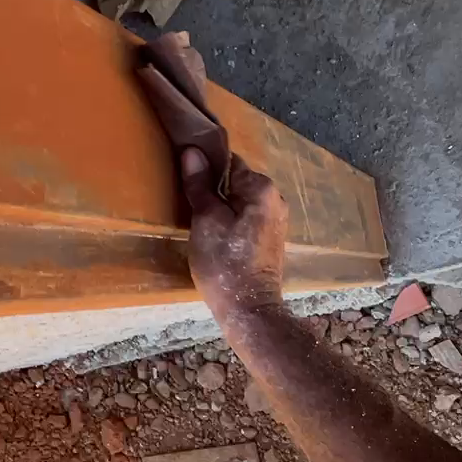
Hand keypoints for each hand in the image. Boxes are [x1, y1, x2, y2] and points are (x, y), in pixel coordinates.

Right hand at [180, 147, 287, 320]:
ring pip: (240, 201)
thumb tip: (192, 152)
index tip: (186, 178)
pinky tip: (216, 235)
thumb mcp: (205, 221)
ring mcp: (276, 220)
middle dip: (214, 189)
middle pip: (236, 181)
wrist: (248, 309)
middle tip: (190, 203)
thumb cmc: (224, 263)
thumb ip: (199, 185)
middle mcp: (276, 199)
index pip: (229, 161)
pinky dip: (231, 221)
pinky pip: (246, 218)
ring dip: (221, 206)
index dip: (205, 167)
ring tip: (200, 220)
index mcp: (262, 188)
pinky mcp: (270, 238)